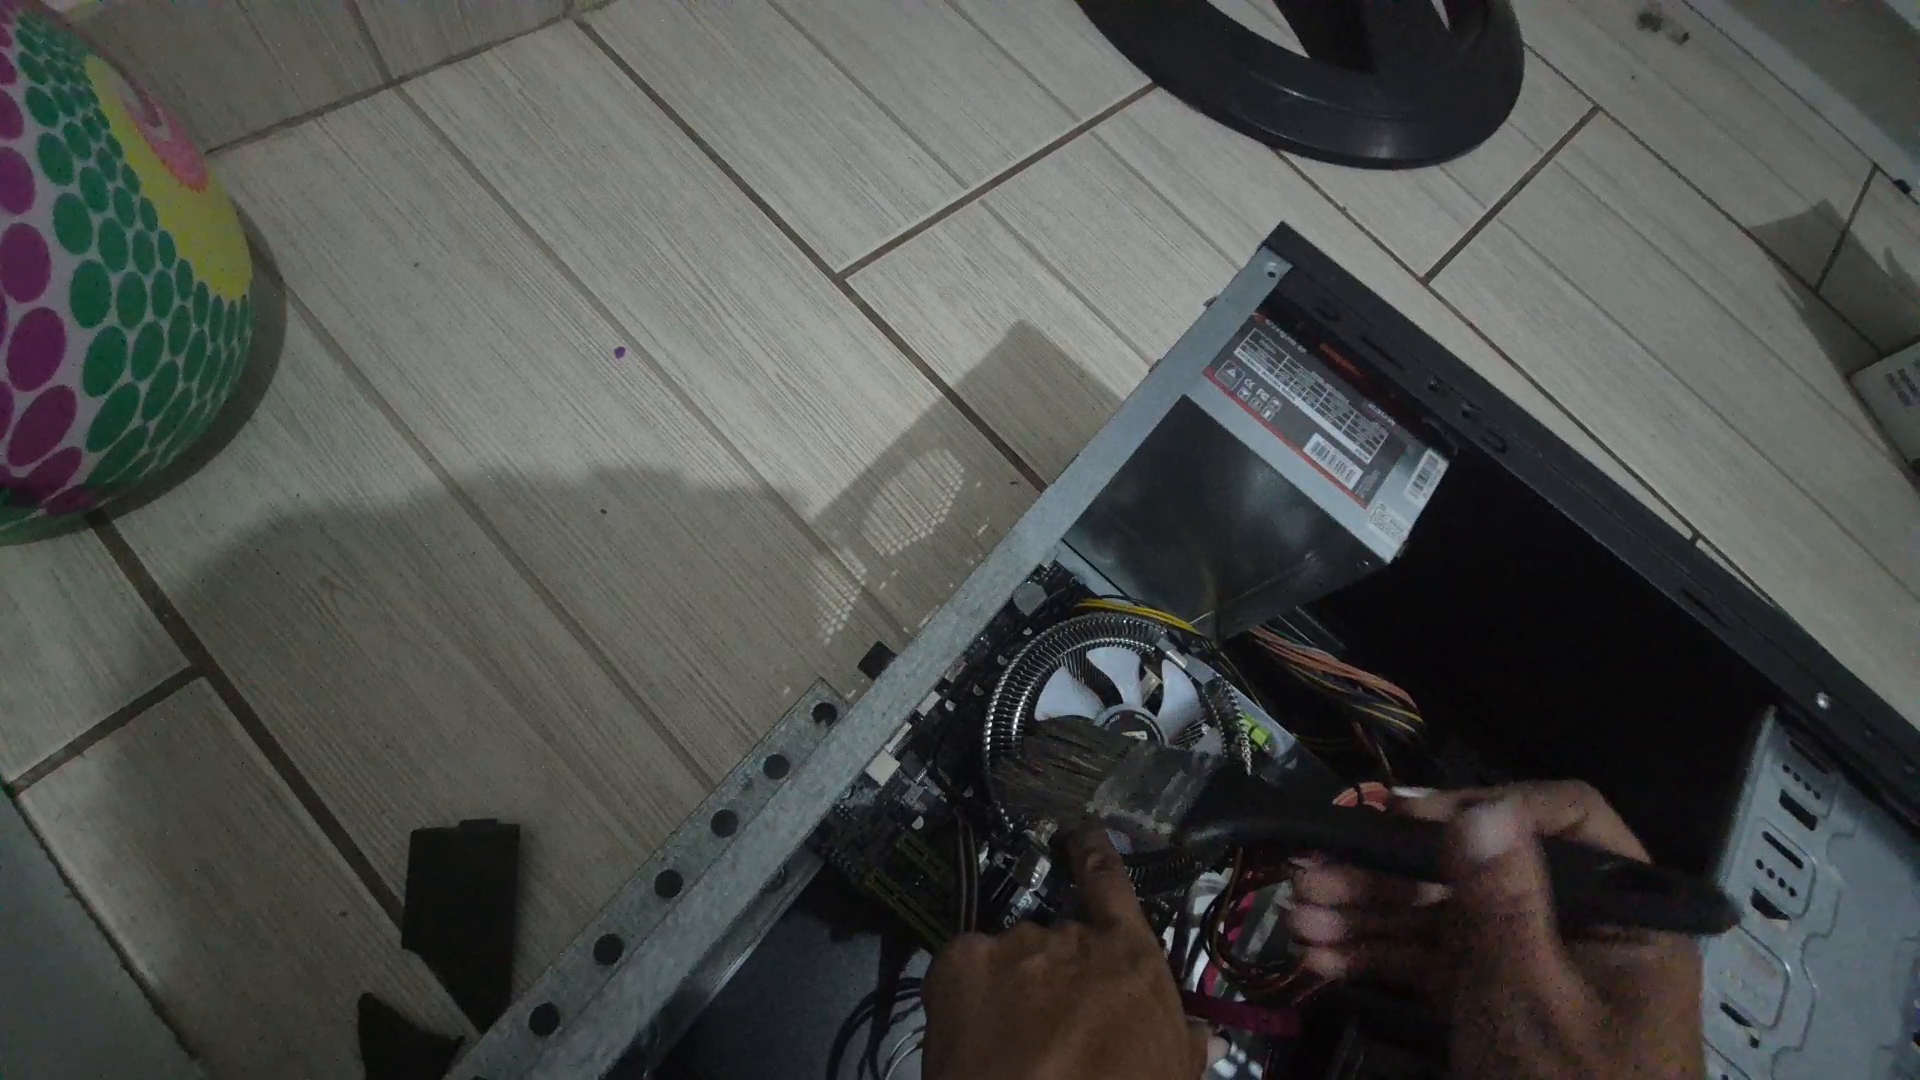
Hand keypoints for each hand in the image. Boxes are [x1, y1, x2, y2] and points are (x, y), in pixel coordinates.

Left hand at [922, 829, 1207, 1079]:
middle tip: (1051, 1030)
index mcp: (1129, 960)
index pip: (1111, 885)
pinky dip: (970, 993)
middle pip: (1059, 941)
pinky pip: (968, 966)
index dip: (1095, 854)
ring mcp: (1012, 943)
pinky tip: (975, 1034)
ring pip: (1013, 958)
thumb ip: (1180, 1046)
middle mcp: (1068, 936)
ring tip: (1009, 1046)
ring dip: (1013, 988)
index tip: (1081, 832)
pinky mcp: (959, 959)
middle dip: (1056, 976)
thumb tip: (1203, 1034)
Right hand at [1287, 782, 1703, 1079]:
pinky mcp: (1478, 987)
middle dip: (1382, 874)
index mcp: (1615, 915)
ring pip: (1430, 909)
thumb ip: (1505, 901)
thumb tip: (1481, 810)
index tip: (1410, 820)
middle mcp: (1563, 921)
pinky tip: (1319, 954)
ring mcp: (1514, 953)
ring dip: (1359, 912)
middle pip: (1468, 865)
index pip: (1565, 820)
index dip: (1488, 805)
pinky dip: (1371, 953)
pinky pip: (1420, 954)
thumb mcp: (1534, 997)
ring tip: (1297, 918)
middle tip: (1312, 873)